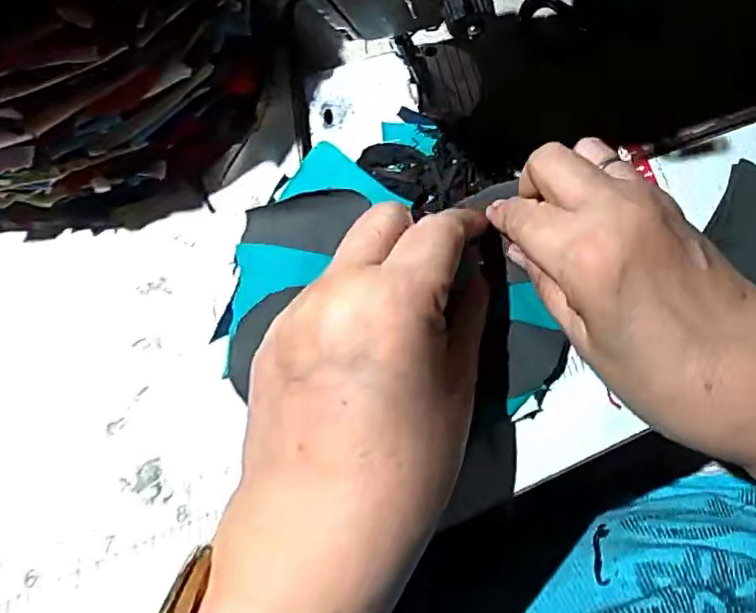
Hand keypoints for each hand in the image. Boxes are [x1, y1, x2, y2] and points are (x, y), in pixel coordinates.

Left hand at [203, 204, 488, 612]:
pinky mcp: (270, 339)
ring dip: (385, 264)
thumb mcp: (461, 380)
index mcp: (390, 300)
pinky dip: (354, 294)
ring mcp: (294, 313)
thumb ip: (468, 310)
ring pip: (352, 253)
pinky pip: (324, 289)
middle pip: (384, 218)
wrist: (312, 537)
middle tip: (443, 273)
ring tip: (404, 315)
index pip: (438, 227)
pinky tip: (364, 345)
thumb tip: (471, 273)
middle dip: (420, 232)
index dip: (469, 223)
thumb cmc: (408, 463)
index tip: (485, 234)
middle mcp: (335, 292)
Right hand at [487, 138, 755, 468]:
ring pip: (591, 151)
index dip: (500, 218)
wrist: (752, 364)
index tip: (497, 230)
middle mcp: (616, 207)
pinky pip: (623, 171)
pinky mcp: (672, 202)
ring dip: (570, 177)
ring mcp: (649, 197)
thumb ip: (548, 285)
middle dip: (531, 184)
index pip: (520, 209)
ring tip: (570, 224)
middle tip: (534, 226)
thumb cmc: (667, 375)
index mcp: (586, 248)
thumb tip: (522, 247)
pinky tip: (604, 226)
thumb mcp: (590, 343)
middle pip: (551, 157)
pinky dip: (602, 184)